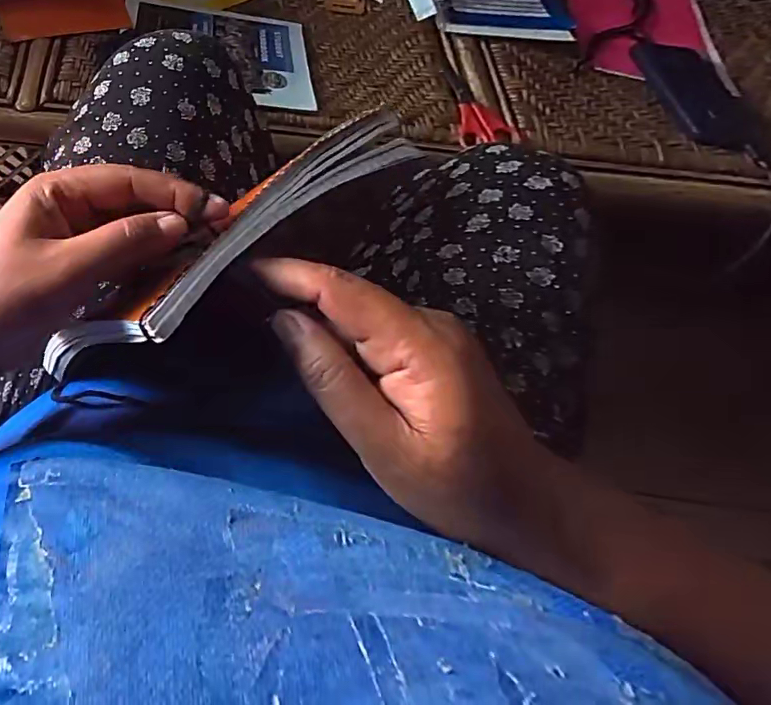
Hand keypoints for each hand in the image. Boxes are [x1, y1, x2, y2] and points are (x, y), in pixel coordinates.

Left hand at [0, 165, 230, 365]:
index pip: (127, 180)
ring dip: (161, 236)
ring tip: (202, 247)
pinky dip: (143, 259)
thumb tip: (179, 222)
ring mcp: (70, 234)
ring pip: (127, 227)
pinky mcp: (73, 263)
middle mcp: (67, 205)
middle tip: (218, 228)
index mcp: (59, 190)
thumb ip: (124, 241)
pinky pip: (117, 253)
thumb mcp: (67, 269)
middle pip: (131, 201)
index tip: (214, 210)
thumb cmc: (5, 299)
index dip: (173, 193)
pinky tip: (168, 267)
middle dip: (172, 212)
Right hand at [252, 257, 558, 556]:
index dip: (291, 273)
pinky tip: (314, 335)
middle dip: (296, 286)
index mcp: (421, 345)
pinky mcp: (435, 340)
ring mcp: (437, 327)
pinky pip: (376, 321)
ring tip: (264, 305)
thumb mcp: (383, 448)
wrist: (528, 504)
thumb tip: (285, 320)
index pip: (344, 291)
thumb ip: (332, 381)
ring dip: (315, 305)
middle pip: (351, 293)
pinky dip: (340, 324)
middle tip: (242, 287)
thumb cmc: (456, 489)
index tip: (244, 266)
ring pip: (362, 305)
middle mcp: (431, 320)